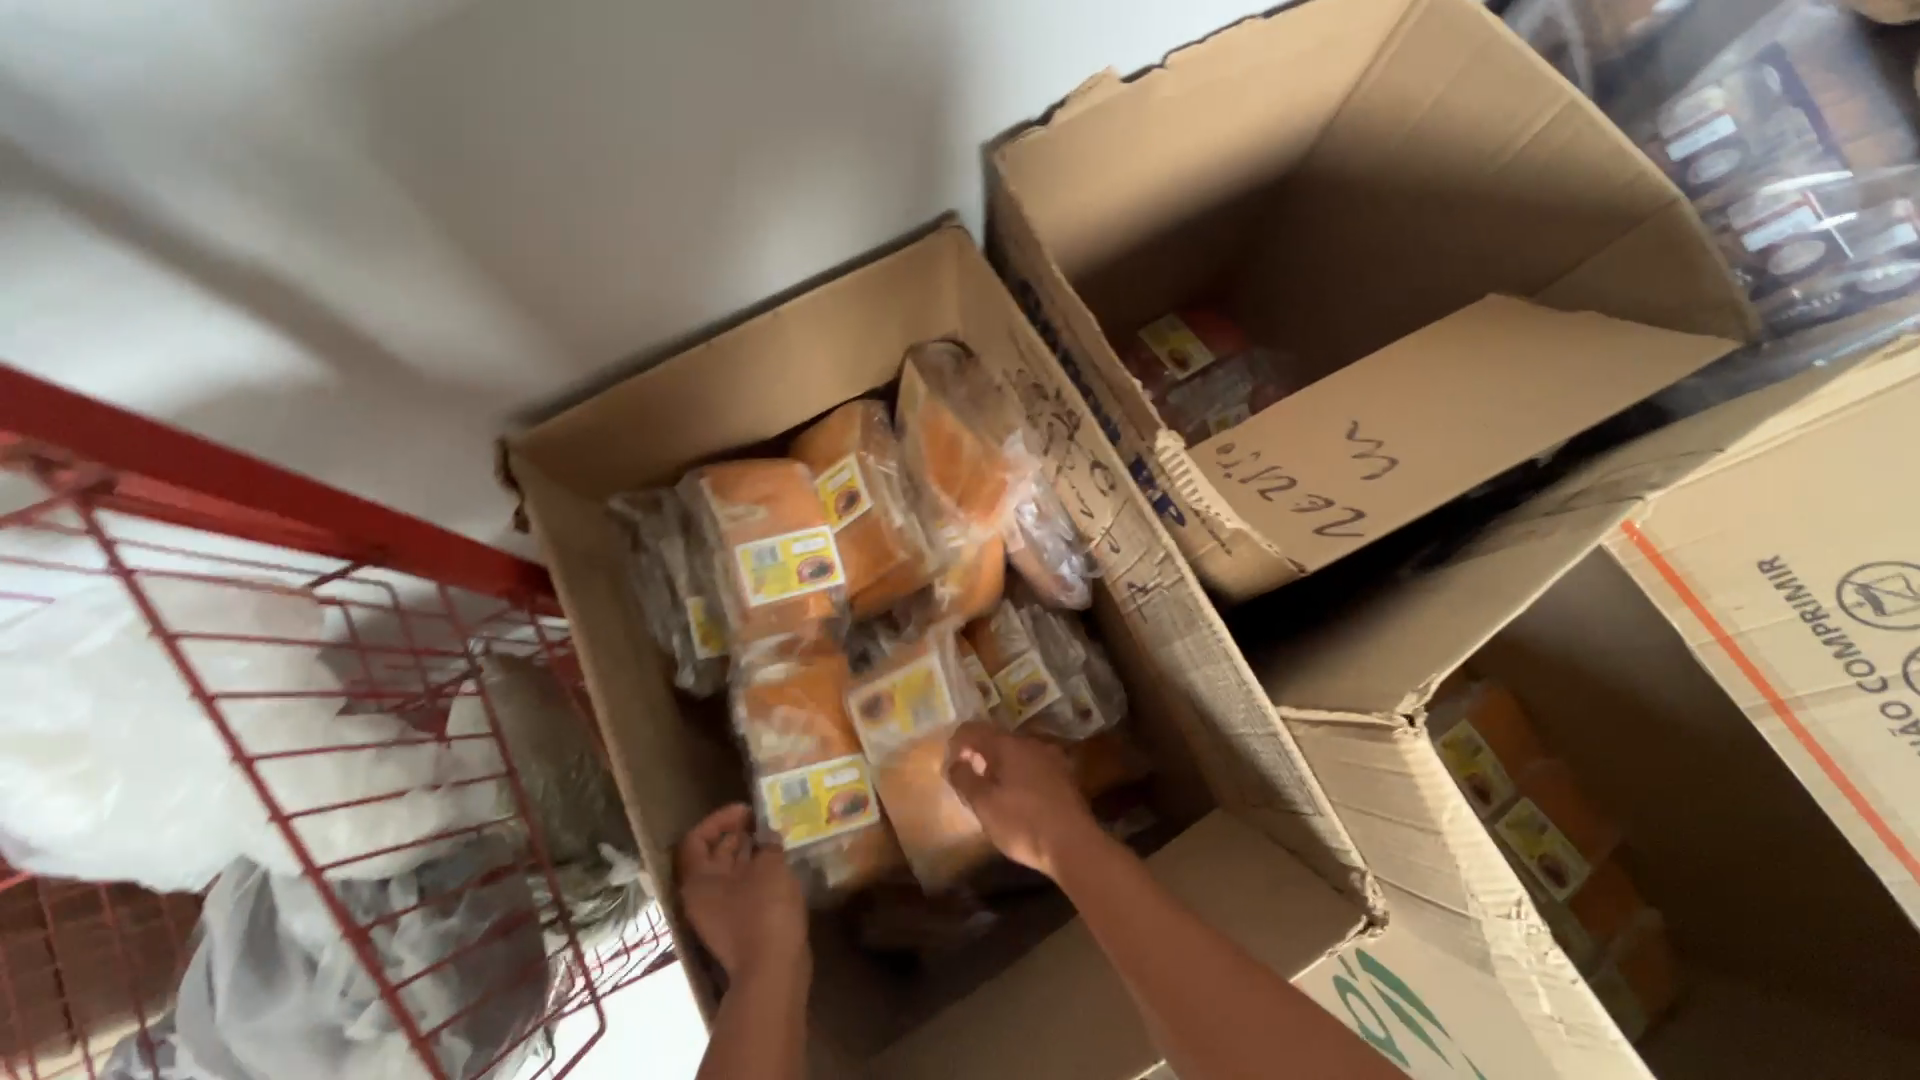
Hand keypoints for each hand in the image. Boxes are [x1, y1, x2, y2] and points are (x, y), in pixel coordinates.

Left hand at [676, 804, 808, 981]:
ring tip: (778, 840)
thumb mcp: (769, 866)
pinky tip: (782, 867)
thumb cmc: (764, 910)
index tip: (748, 811)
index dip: (719, 820)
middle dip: (738, 835)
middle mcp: (702, 897)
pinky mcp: (739, 928)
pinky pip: (744, 892)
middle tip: (766, 822)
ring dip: (751, 855)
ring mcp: (720, 915)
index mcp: (698, 880)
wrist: (773, 970)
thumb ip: (767, 845)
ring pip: (731, 876)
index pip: (696, 839)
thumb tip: (769, 838)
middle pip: (713, 857)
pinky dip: (759, 876)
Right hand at [944, 721, 1104, 879]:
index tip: (951, 768)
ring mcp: (1052, 757)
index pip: (973, 729)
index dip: (956, 744)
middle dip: (979, 755)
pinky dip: (1020, 774)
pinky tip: (1019, 797)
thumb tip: (954, 763)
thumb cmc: (1022, 823)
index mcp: (1008, 744)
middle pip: (996, 739)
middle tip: (968, 781)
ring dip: (1000, 765)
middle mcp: (1031, 743)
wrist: (1074, 845)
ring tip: (992, 791)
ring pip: (1017, 752)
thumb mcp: (984, 804)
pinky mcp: (1065, 775)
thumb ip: (965, 779)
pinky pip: (1034, 766)